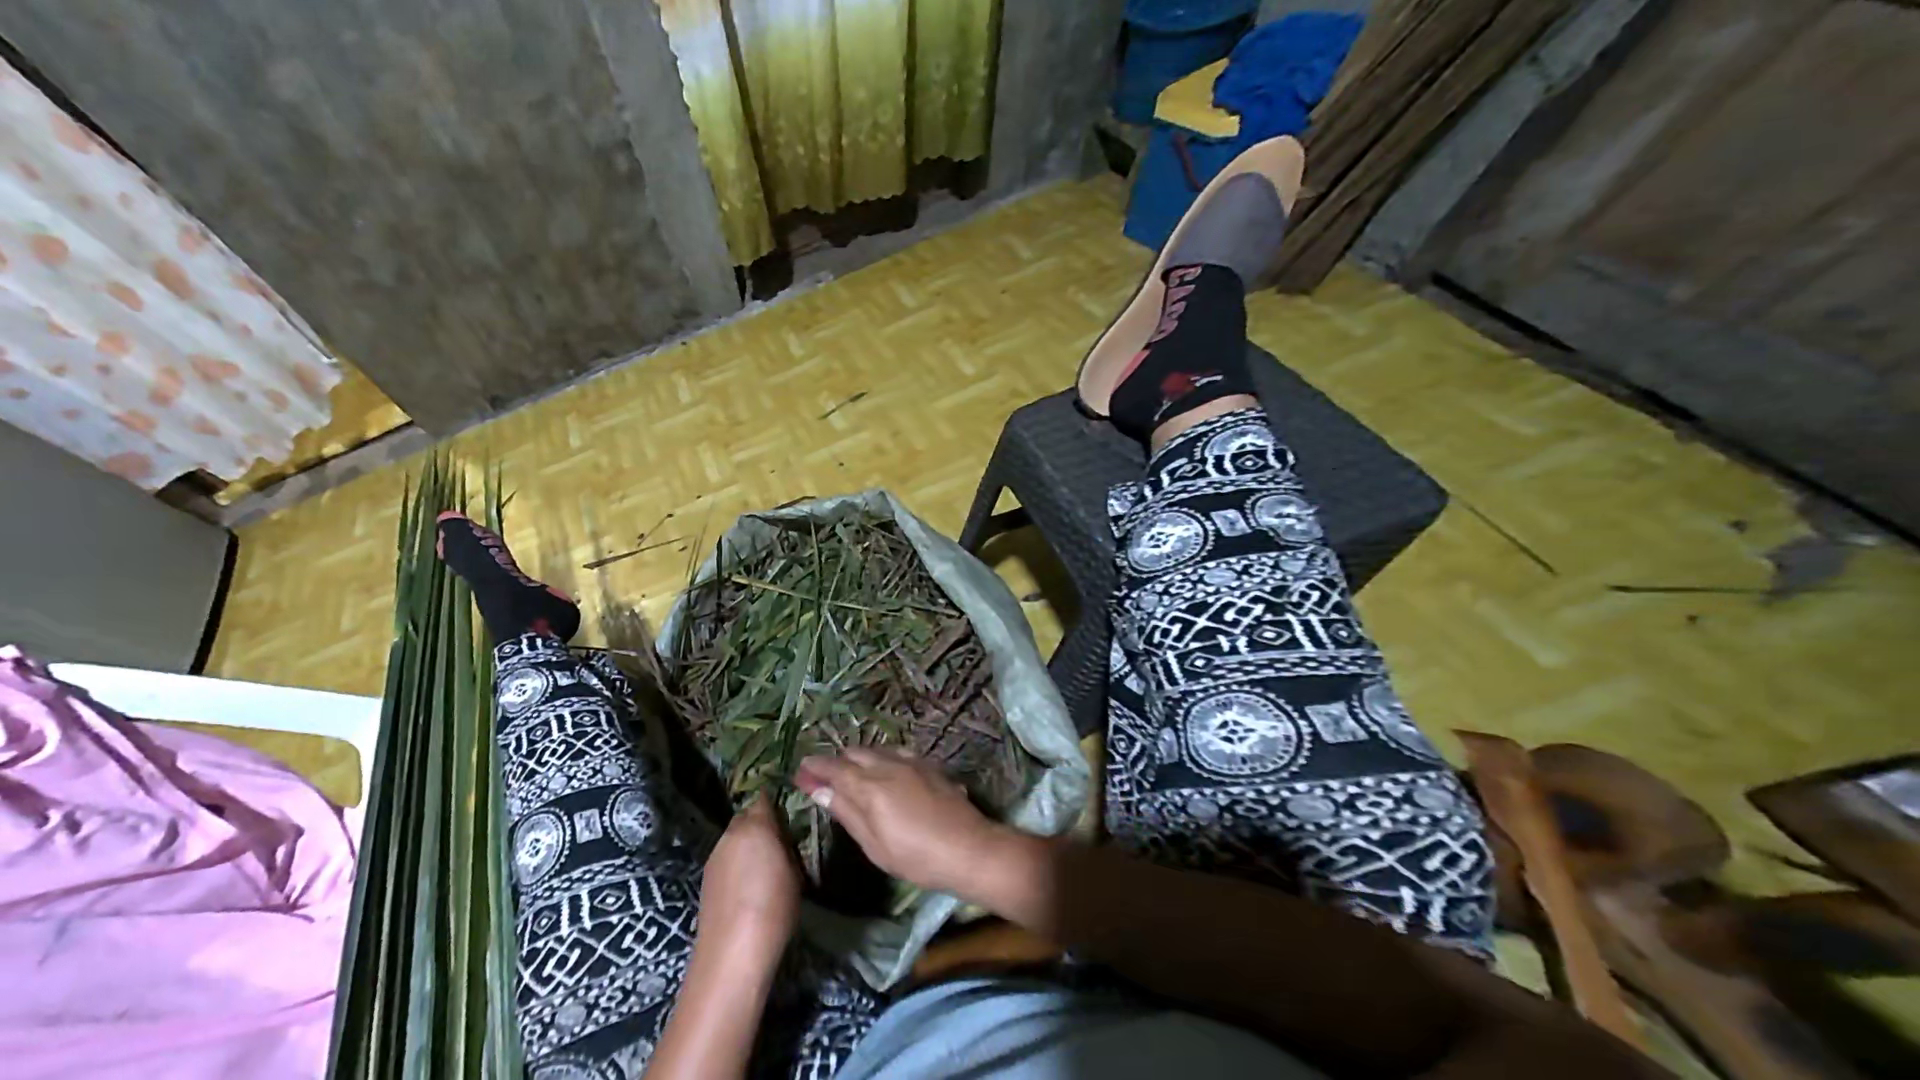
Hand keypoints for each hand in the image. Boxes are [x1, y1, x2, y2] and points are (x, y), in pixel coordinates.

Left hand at [697, 795, 799, 962]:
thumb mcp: (795, 872)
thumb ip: (786, 846)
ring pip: (734, 839)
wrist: (732, 953)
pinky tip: (748, 885)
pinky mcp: (706, 880)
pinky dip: (737, 863)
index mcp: (755, 826)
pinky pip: (726, 859)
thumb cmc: (773, 907)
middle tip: (781, 840)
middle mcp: (730, 835)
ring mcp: (714, 857)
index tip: (790, 814)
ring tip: (766, 865)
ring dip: (748, 844)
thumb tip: (781, 837)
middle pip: (746, 817)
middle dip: (761, 823)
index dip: (776, 803)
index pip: (763, 799)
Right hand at [794, 747, 1012, 896]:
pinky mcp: (930, 765)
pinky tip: (886, 772)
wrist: (969, 848)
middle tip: (824, 778)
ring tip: (853, 775)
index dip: (815, 768)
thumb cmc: (916, 857)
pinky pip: (898, 753)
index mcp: (871, 786)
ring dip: (860, 758)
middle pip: (855, 753)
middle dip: (836, 761)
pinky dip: (883, 758)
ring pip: (877, 749)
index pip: (834, 767)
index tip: (800, 773)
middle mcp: (889, 765)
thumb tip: (819, 789)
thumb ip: (846, 812)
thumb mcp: (874, 844)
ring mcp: (913, 762)